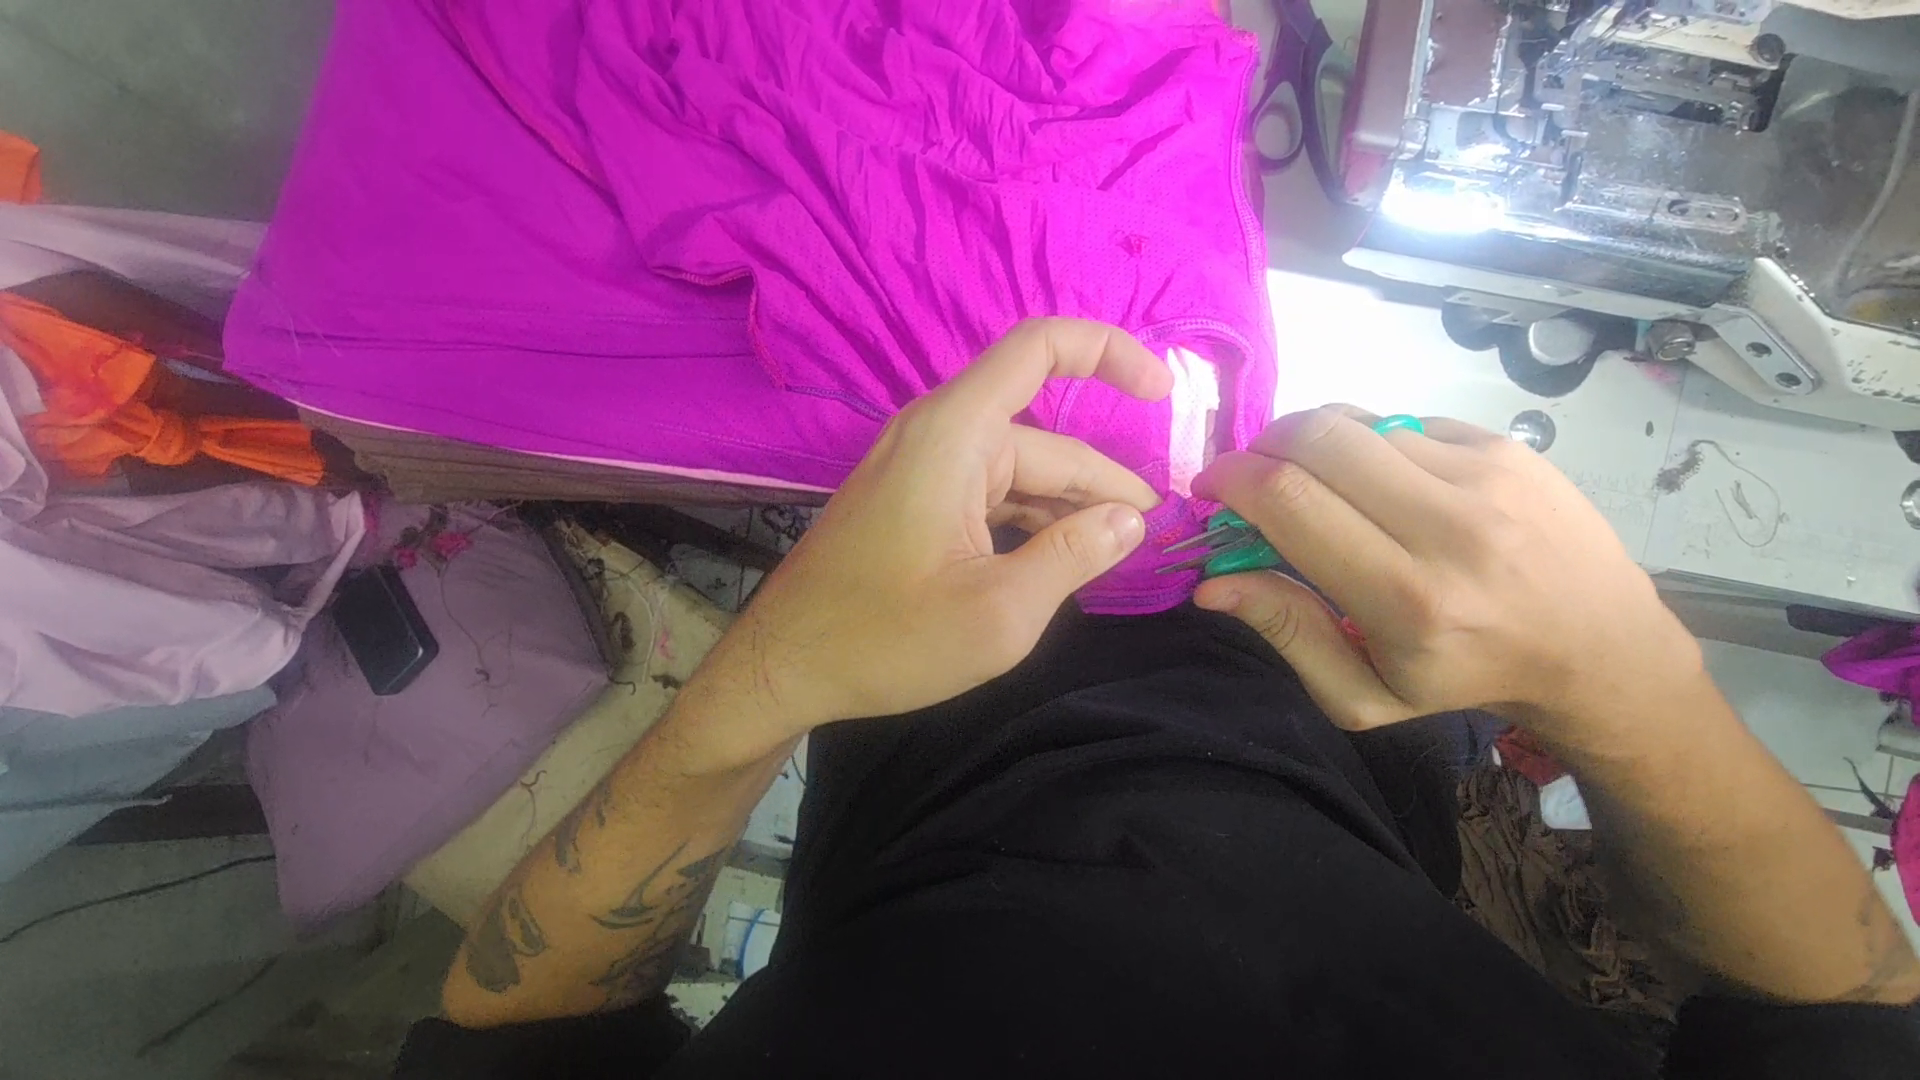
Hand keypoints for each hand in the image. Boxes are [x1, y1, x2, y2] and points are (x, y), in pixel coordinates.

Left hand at [691, 319, 1170, 746]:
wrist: (786, 667)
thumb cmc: (885, 641)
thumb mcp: (999, 612)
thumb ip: (1074, 556)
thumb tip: (1128, 520)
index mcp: (956, 434)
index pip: (1041, 348)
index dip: (1109, 353)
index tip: (1163, 394)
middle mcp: (938, 435)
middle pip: (1044, 439)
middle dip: (1101, 485)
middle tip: (1150, 538)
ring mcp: (922, 469)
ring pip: (1019, 472)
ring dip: (1067, 508)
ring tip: (1115, 554)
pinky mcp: (914, 502)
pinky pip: (988, 495)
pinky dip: (1028, 521)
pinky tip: (1060, 560)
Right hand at [1191, 406, 1702, 747]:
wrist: (1601, 649)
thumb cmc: (1462, 678)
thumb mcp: (1361, 692)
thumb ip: (1286, 634)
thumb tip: (1212, 582)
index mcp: (1406, 598)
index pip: (1289, 500)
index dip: (1232, 479)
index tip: (1211, 489)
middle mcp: (1449, 526)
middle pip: (1316, 439)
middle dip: (1260, 448)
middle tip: (1250, 476)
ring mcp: (1486, 476)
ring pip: (1355, 423)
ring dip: (1307, 442)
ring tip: (1308, 477)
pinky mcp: (1506, 447)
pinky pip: (1401, 421)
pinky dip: (1364, 442)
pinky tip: (1373, 479)